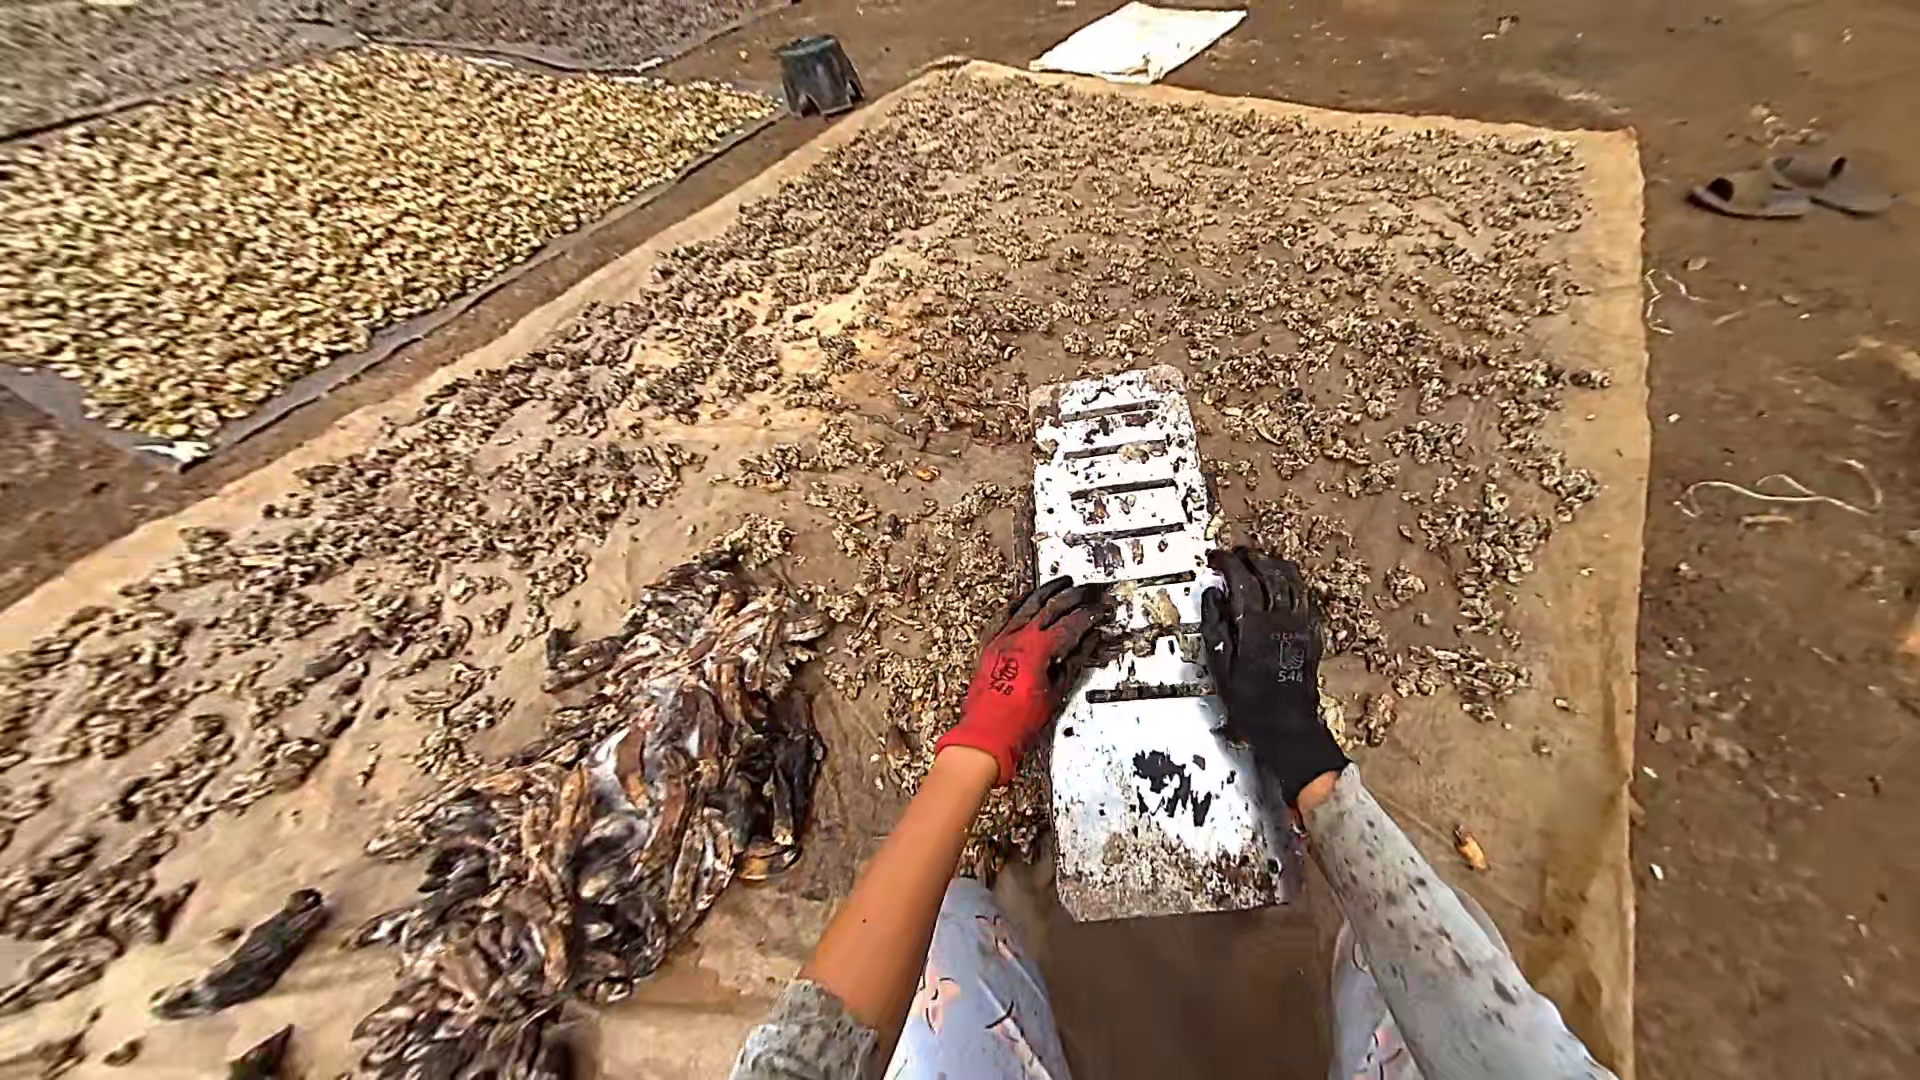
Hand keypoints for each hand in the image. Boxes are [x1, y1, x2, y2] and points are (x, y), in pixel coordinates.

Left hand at [935, 576, 1108, 785]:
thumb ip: (1073, 664)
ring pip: (1027, 605)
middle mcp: (1018, 637)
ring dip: (1047, 592)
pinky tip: (1024, 599)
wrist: (986, 734)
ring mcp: (1001, 639)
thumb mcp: (1056, 693)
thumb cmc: (1019, 721)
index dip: (1089, 615)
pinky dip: (1017, 604)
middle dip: (1073, 596)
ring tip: (1062, 583)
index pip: (1070, 623)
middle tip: (1088, 591)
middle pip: (1050, 606)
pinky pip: (1004, 615)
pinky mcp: (990, 645)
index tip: (1101, 610)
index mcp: (1038, 649)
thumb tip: (1088, 644)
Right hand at [1200, 548, 1348, 808]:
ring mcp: (1302, 625)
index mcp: (1256, 626)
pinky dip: (1294, 583)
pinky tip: (1285, 582)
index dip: (1228, 563)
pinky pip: (1307, 597)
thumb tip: (1213, 593)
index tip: (1216, 556)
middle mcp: (1282, 620)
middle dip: (1252, 558)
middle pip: (1271, 574)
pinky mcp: (1313, 633)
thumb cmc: (1248, 699)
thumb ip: (1215, 624)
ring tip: (1259, 559)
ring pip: (1293, 581)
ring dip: (1275, 565)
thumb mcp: (1219, 665)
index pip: (1243, 581)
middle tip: (1236, 553)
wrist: (1286, 723)